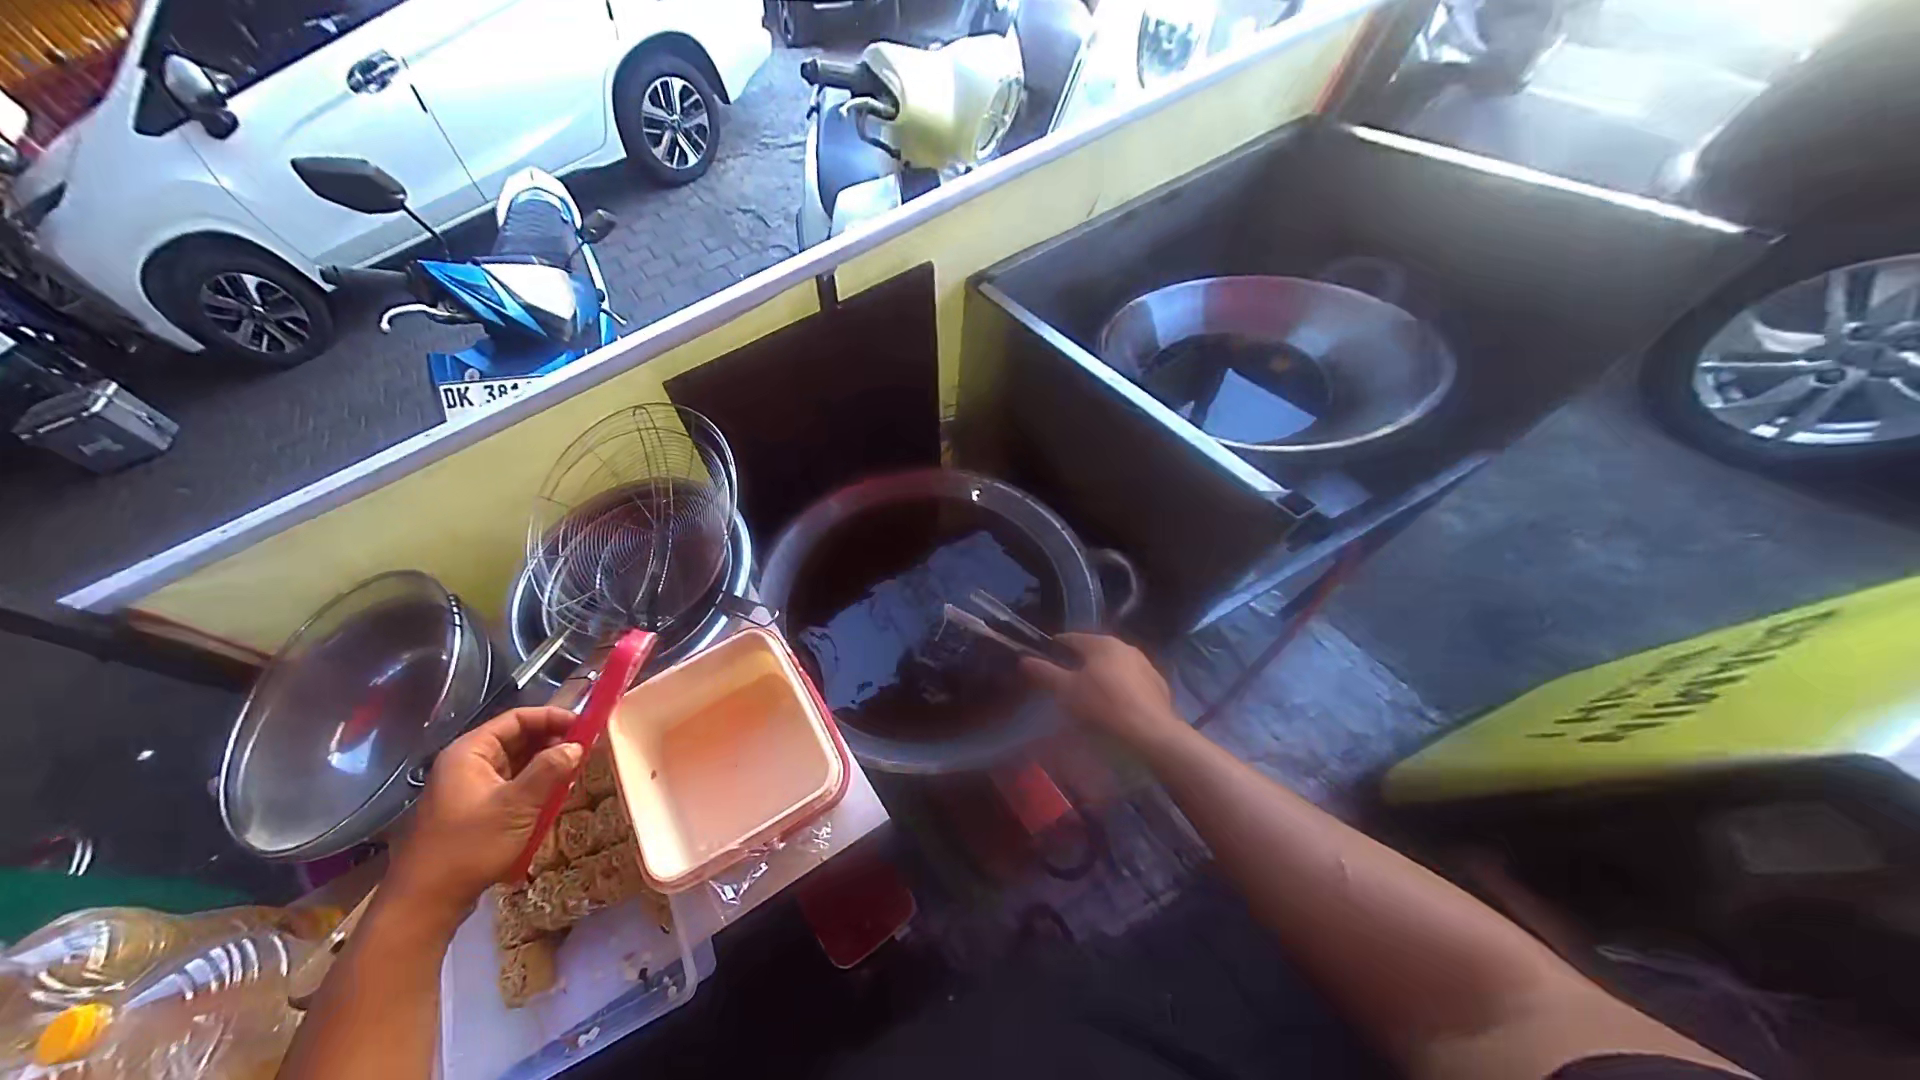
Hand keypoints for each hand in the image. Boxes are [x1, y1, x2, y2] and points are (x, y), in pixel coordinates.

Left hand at [385, 707, 582, 925]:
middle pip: (517, 738)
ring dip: (546, 764)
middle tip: (586, 749)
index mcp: (469, 753)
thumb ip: (549, 770)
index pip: (517, 718)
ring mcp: (468, 788)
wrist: (424, 904)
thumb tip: (577, 745)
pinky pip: (511, 784)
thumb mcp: (516, 806)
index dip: (552, 717)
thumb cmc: (469, 847)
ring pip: (516, 762)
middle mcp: (466, 763)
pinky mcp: (474, 810)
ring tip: (575, 771)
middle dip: (552, 740)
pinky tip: (555, 795)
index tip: (585, 726)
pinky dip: (535, 784)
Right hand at [1020, 634, 1185, 748]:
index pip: (1071, 638)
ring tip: (1089, 698)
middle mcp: (1126, 647)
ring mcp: (1146, 666)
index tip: (1043, 661)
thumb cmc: (1103, 707)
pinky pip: (1131, 683)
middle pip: (1094, 652)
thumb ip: (1045, 673)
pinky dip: (1120, 690)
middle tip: (1064, 683)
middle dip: (1078, 664)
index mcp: (1102, 643)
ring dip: (1101, 677)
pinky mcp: (1159, 687)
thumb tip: (1024, 659)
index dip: (1054, 648)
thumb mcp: (1066, 691)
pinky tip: (1115, 708)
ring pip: (1115, 667)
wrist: (1152, 735)